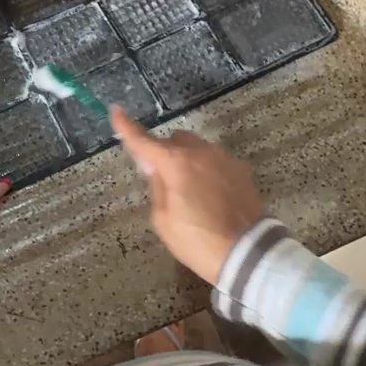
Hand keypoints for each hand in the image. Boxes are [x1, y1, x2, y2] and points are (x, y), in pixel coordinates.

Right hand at [111, 107, 264, 285]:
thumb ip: (158, 188)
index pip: (144, 141)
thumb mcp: (164, 221)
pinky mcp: (241, 170)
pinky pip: (216, 161)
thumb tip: (158, 170)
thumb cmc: (198, 241)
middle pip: (175, 140)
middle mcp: (201, 153)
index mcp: (176, 163)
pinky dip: (206, 170)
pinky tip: (209, 194)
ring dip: (187, 160)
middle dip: (164, 153)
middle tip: (161, 177)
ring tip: (189, 190)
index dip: (127, 127)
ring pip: (198, 149)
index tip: (116, 111)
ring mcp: (224, 159)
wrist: (248, 253)